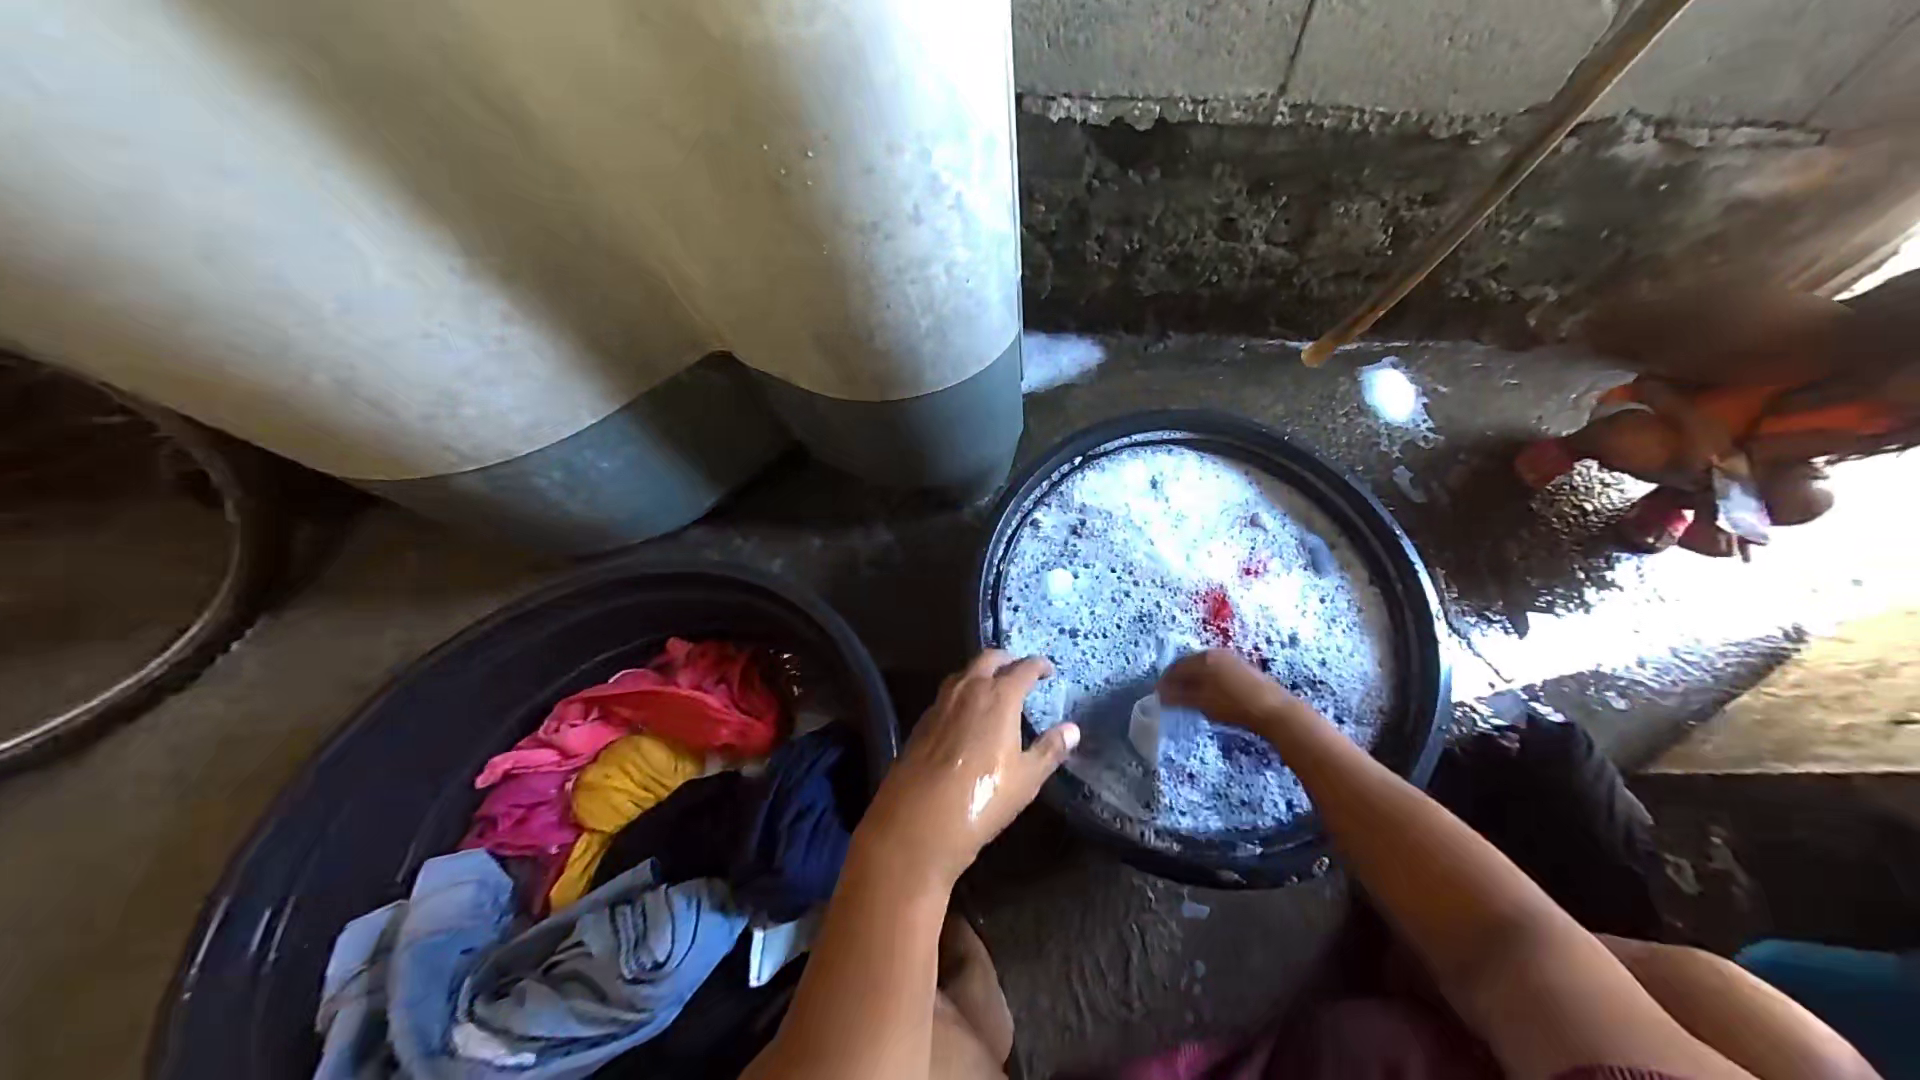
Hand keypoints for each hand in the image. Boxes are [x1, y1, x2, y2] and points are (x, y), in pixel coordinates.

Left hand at [858, 650, 1079, 886]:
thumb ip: (1049, 749)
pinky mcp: (923, 720)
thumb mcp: (1026, 778)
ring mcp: (941, 702)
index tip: (1047, 669)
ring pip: (964, 673)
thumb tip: (1072, 729)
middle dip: (1007, 660)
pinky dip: (962, 692)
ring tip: (993, 687)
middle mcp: (969, 689)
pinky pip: (947, 694)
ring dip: (981, 672)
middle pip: (989, 659)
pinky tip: (966, 713)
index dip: (1038, 665)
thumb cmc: (983, 797)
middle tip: (1019, 670)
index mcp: (998, 697)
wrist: (919, 818)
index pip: (1023, 668)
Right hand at [1157, 649, 1307, 735]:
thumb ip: (1178, 696)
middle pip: (1189, 664)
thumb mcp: (1202, 702)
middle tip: (1171, 695)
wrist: (1275, 710)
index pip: (1176, 667)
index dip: (1165, 680)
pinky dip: (1206, 680)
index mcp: (1203, 659)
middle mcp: (1216, 653)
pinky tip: (1208, 693)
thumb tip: (1159, 693)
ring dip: (1193, 679)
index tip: (1158, 694)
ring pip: (1204, 667)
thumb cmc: (1234, 705)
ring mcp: (1231, 659)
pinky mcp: (1243, 667)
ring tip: (1188, 696)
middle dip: (1178, 679)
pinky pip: (1216, 670)